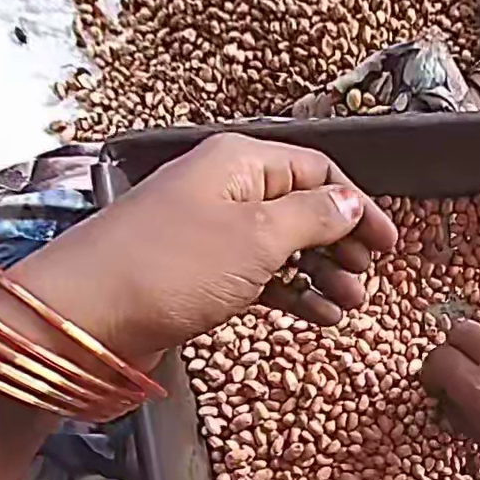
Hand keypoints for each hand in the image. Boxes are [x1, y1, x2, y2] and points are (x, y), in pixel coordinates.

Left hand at [0, 133, 398, 362]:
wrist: (89, 315)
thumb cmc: (174, 266)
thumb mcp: (258, 236)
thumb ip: (314, 217)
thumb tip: (351, 203)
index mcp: (243, 163)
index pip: (319, 174)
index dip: (359, 207)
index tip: (390, 246)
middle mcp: (230, 191)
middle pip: (305, 211)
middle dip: (342, 246)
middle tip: (367, 282)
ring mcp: (215, 235)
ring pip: (286, 249)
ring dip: (323, 276)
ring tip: (349, 307)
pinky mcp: (204, 274)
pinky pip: (262, 277)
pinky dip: (293, 295)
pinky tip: (318, 317)